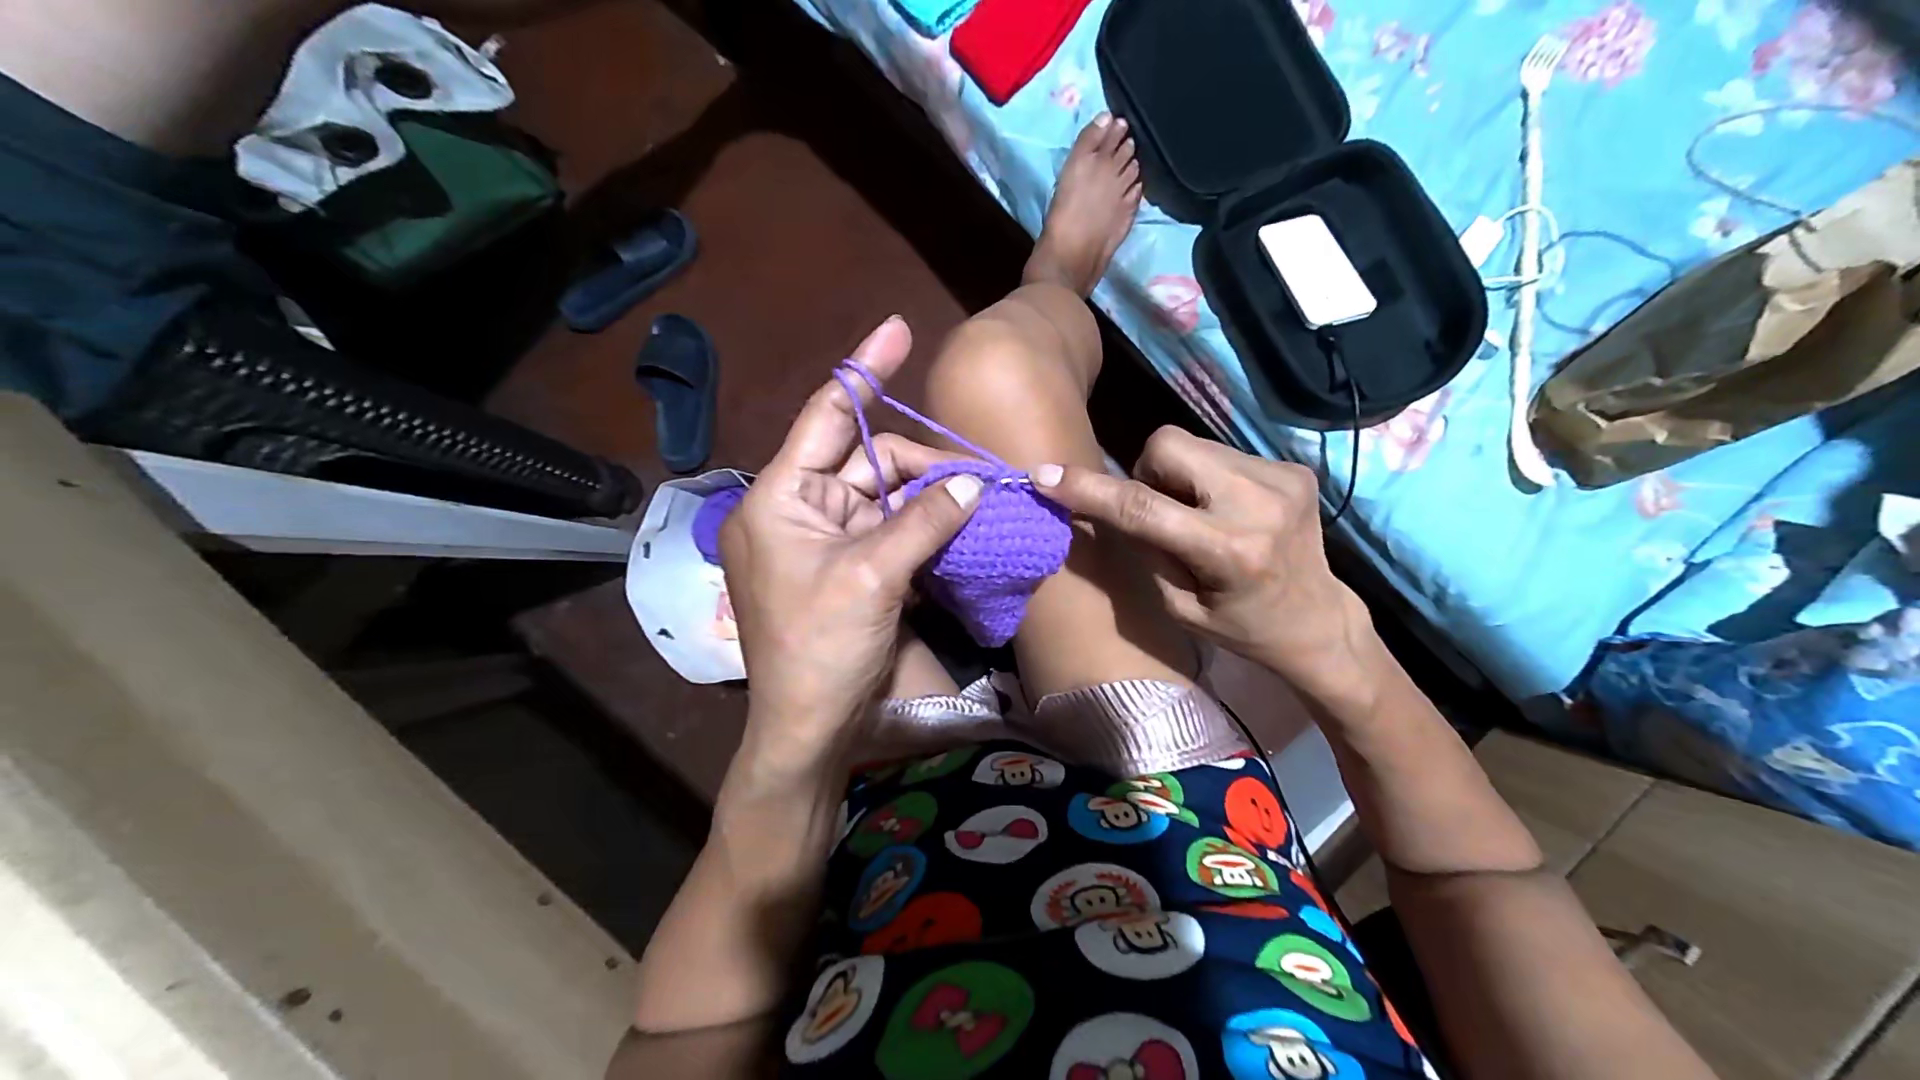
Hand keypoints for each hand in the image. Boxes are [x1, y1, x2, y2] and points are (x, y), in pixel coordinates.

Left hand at [719, 317, 981, 772]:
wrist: (811, 726)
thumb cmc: (822, 648)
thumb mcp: (873, 576)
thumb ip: (925, 520)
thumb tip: (973, 481)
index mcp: (781, 497)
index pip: (826, 415)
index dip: (864, 371)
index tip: (899, 328)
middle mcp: (799, 508)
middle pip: (868, 461)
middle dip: (922, 463)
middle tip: (979, 474)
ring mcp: (826, 539)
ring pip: (886, 495)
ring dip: (930, 496)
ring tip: (979, 497)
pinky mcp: (849, 566)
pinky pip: (891, 528)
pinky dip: (923, 524)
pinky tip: (959, 519)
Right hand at [1032, 427, 1384, 711]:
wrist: (1318, 620)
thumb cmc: (1241, 627)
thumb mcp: (1179, 606)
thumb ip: (1143, 548)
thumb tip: (1105, 502)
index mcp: (1228, 551)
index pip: (1143, 508)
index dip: (1090, 490)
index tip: (1047, 475)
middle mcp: (1258, 502)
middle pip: (1167, 445)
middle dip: (1147, 473)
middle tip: (1161, 512)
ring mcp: (1281, 477)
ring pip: (1191, 445)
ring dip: (1179, 476)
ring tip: (1201, 514)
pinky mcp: (1293, 467)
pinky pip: (1219, 452)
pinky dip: (1207, 477)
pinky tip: (1228, 509)